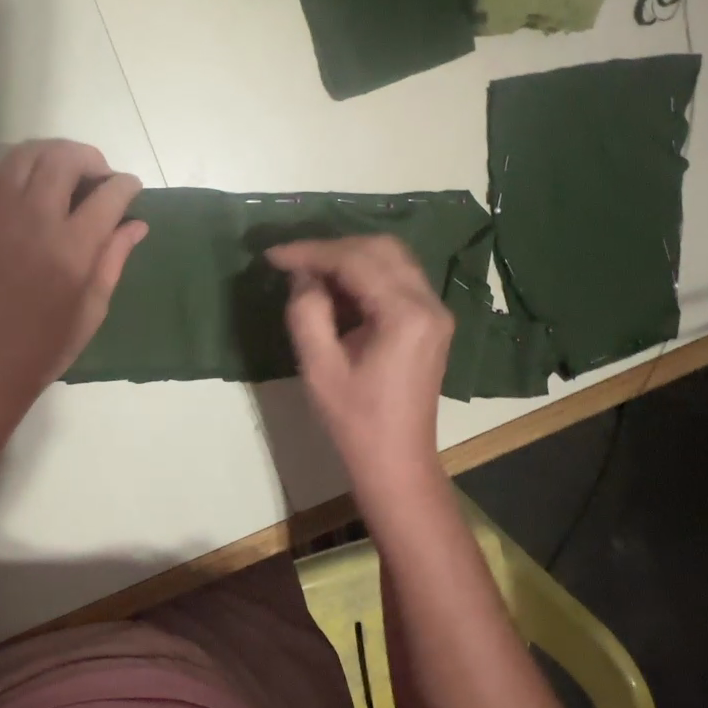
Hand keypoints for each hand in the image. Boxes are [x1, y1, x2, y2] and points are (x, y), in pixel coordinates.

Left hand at [0, 140, 147, 424]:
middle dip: (90, 158)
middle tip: (100, 178)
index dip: (126, 186)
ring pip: (26, 155)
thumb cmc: (48, 344)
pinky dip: (19, 168)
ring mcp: (0, 216)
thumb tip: (135, 223)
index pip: (108, 194)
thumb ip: (114, 257)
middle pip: (64, 159)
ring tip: (67, 173)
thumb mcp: (94, 307)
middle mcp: (35, 221)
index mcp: (71, 248)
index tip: (131, 189)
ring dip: (53, 153)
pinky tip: (32, 186)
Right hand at [268, 236, 453, 491]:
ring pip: (391, 259)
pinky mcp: (430, 321)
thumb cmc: (354, 418)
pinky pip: (397, 278)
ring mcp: (434, 311)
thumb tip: (302, 276)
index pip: (355, 260)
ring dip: (348, 258)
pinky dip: (364, 275)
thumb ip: (307, 312)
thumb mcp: (319, 366)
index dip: (310, 252)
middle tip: (291, 263)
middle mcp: (429, 303)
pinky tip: (334, 291)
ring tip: (308, 275)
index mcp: (405, 314)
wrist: (395, 458)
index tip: (272, 256)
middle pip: (380, 248)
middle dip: (331, 249)